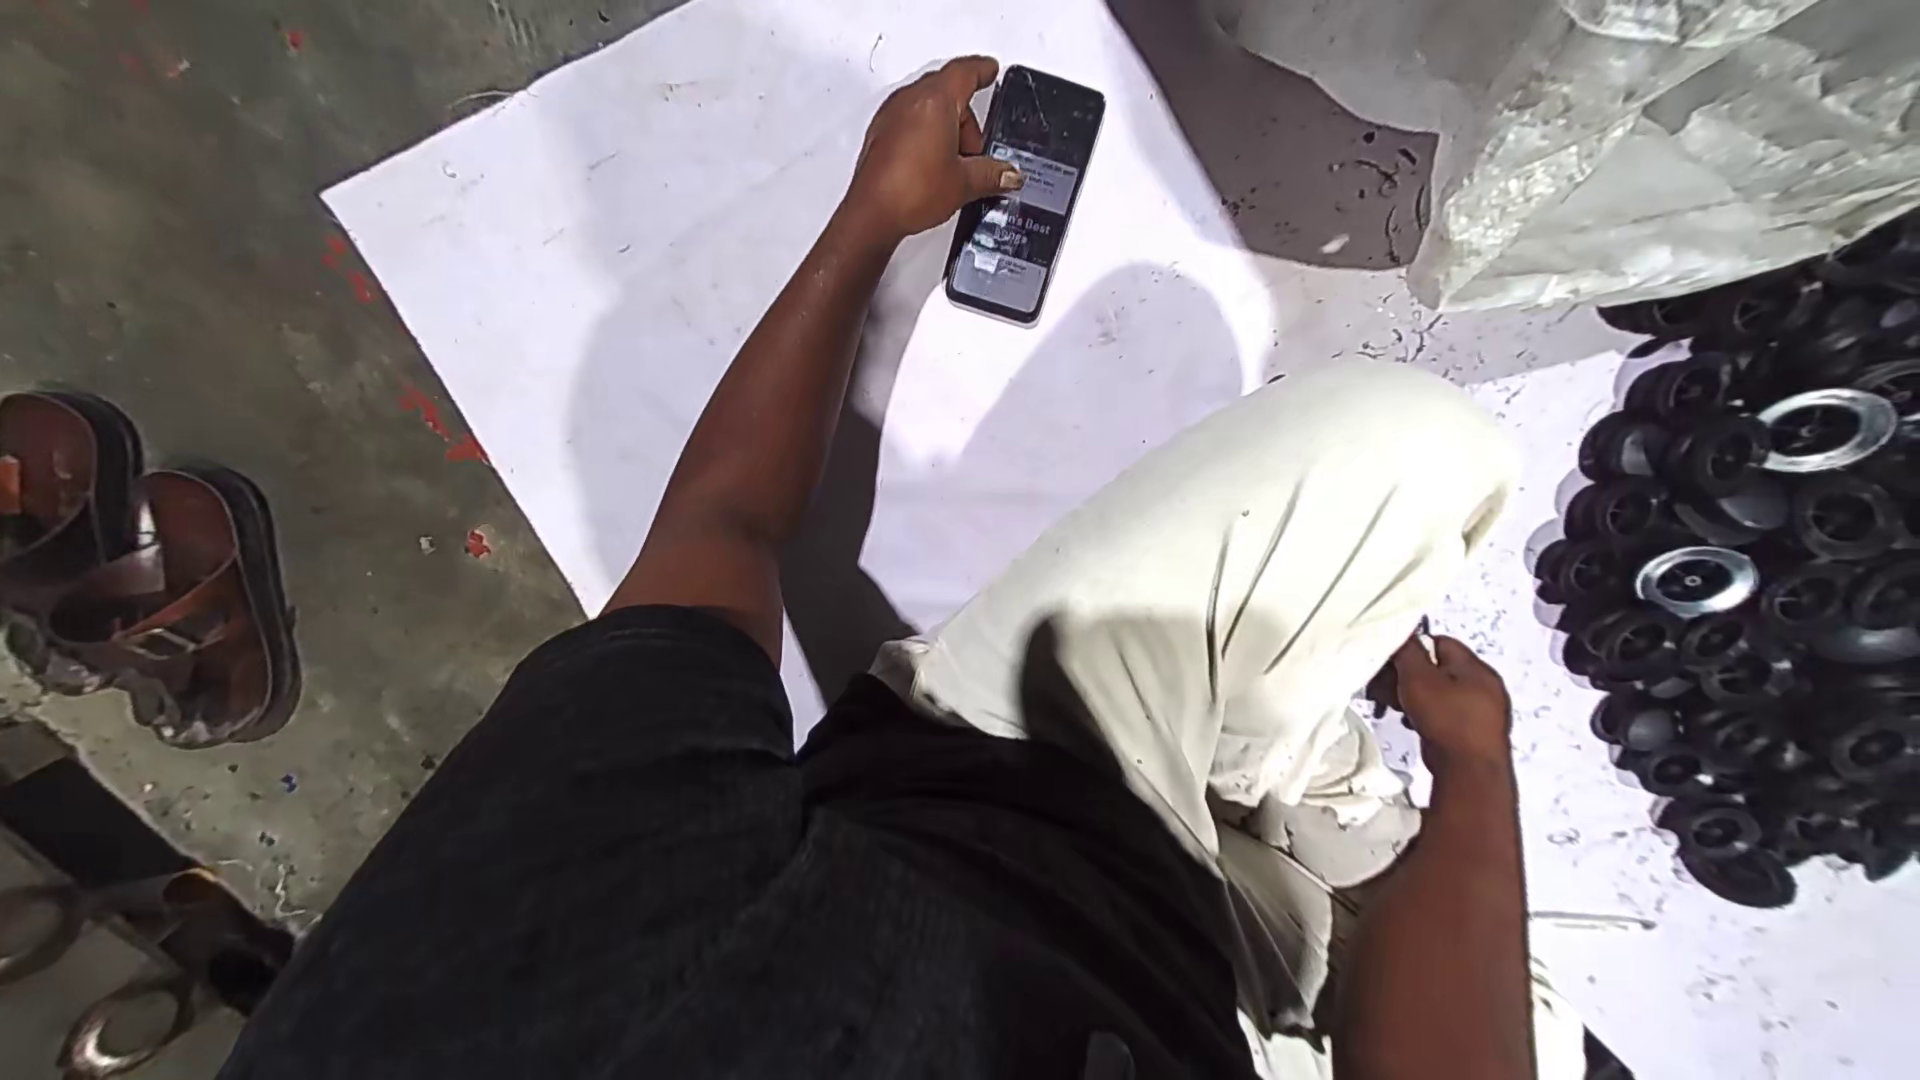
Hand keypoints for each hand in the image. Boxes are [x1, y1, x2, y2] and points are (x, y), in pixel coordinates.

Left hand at [843, 56, 1023, 242]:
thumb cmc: (909, 192)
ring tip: (953, 165)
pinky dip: (924, 138)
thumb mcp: (963, 184)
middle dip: (965, 119)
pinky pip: (909, 124)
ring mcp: (891, 116)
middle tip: (976, 151)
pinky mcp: (880, 135)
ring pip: (927, 109)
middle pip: (946, 93)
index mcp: (935, 101)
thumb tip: (1007, 175)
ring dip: (944, 130)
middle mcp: (910, 100)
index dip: (982, 71)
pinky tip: (931, 167)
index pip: (965, 72)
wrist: (874, 214)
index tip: (990, 70)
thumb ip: (991, 174)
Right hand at [1390, 634, 1512, 774]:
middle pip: (1435, 666)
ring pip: (1436, 689)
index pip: (1439, 641)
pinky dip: (1423, 710)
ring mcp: (1480, 709)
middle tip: (1384, 686)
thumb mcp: (1418, 677)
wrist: (1469, 768)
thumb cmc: (1445, 716)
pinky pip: (1442, 709)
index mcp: (1476, 668)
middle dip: (1405, 673)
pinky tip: (1408, 719)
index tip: (1390, 661)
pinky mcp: (1472, 729)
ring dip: (1410, 693)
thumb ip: (1407, 651)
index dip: (1411, 648)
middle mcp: (1484, 685)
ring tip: (1392, 704)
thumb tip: (1401, 632)